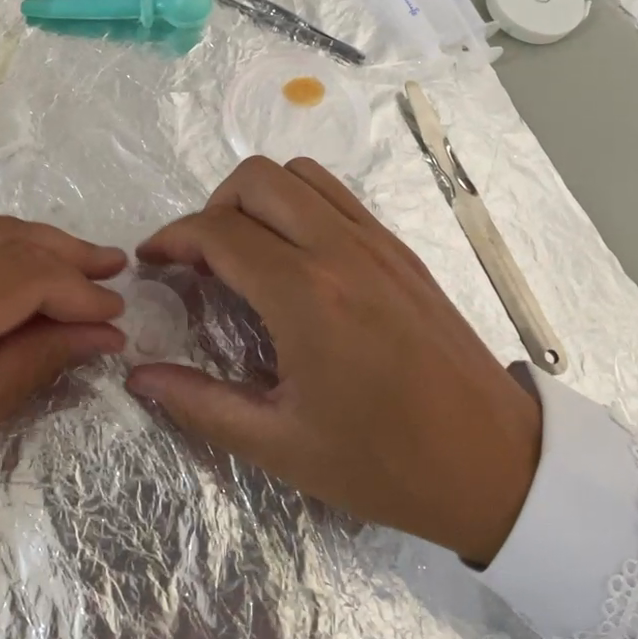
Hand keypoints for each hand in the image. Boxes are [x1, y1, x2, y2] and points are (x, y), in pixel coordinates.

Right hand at [127, 157, 542, 565]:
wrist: (498, 464)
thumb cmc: (386, 463)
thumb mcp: (282, 446)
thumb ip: (201, 404)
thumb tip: (139, 375)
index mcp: (306, 296)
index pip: (218, 230)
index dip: (172, 238)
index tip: (153, 262)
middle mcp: (340, 250)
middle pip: (255, 179)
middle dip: (211, 208)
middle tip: (201, 260)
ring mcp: (376, 242)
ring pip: (299, 174)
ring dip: (257, 198)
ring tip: (246, 251)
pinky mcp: (400, 249)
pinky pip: (336, 194)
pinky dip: (299, 203)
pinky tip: (295, 256)